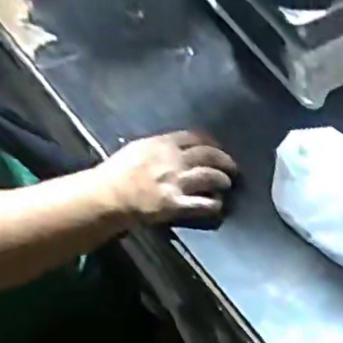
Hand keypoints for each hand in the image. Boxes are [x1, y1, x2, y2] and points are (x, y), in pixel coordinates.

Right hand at [99, 131, 239, 226]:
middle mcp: (171, 160)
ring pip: (210, 177)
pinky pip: (205, 203)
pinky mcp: (177, 204)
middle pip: (208, 155)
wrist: (110, 195)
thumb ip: (162, 147)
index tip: (219, 148)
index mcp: (161, 143)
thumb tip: (182, 148)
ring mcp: (176, 182)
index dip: (212, 143)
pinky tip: (217, 205)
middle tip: (232, 168)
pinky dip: (215, 204)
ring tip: (226, 183)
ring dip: (223, 180)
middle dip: (225, 160)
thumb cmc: (120, 172)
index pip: (194, 137)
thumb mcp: (139, 148)